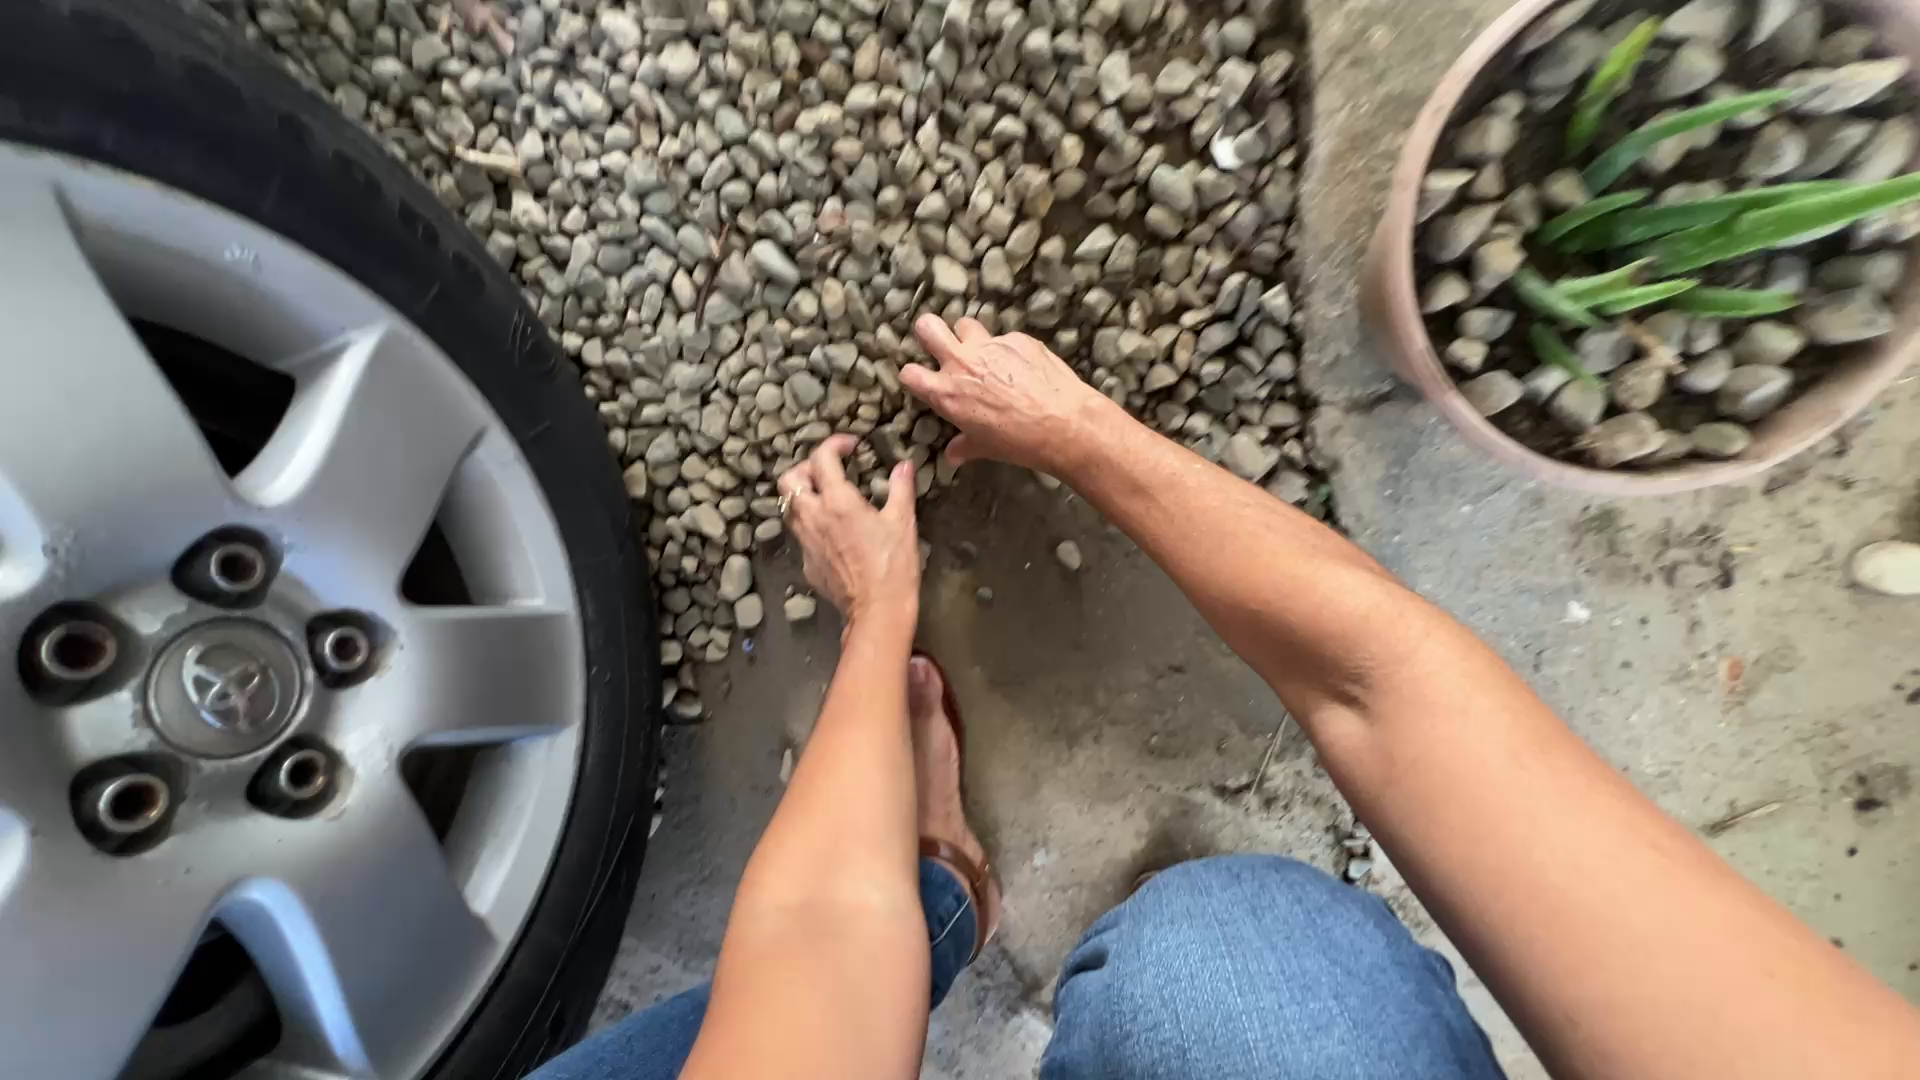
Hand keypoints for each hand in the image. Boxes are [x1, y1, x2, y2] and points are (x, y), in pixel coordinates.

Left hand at [777, 435, 919, 624]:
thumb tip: (904, 466)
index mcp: (838, 502)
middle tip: (829, 472)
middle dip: (805, 469)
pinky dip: (812, 525)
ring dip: (804, 496)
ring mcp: (806, 543)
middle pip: (788, 480)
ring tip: (828, 499)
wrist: (878, 611)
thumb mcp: (903, 522)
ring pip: (789, 508)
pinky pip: (801, 536)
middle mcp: (813, 518)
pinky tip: (834, 534)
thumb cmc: (894, 565)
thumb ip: (901, 488)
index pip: (821, 459)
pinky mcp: (807, 564)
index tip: (851, 447)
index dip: (834, 444)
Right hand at [901, 315, 1118, 475]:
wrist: (1063, 423)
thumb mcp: (986, 448)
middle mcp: (962, 363)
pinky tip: (1023, 367)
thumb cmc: (1019, 442)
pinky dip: (1008, 349)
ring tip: (984, 354)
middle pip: (927, 326)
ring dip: (969, 336)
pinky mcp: (1017, 338)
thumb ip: (965, 446)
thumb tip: (954, 455)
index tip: (922, 380)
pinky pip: (1005, 338)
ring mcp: (990, 346)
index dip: (913, 376)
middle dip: (929, 331)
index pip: (909, 373)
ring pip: (966, 324)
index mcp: (947, 393)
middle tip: (941, 344)